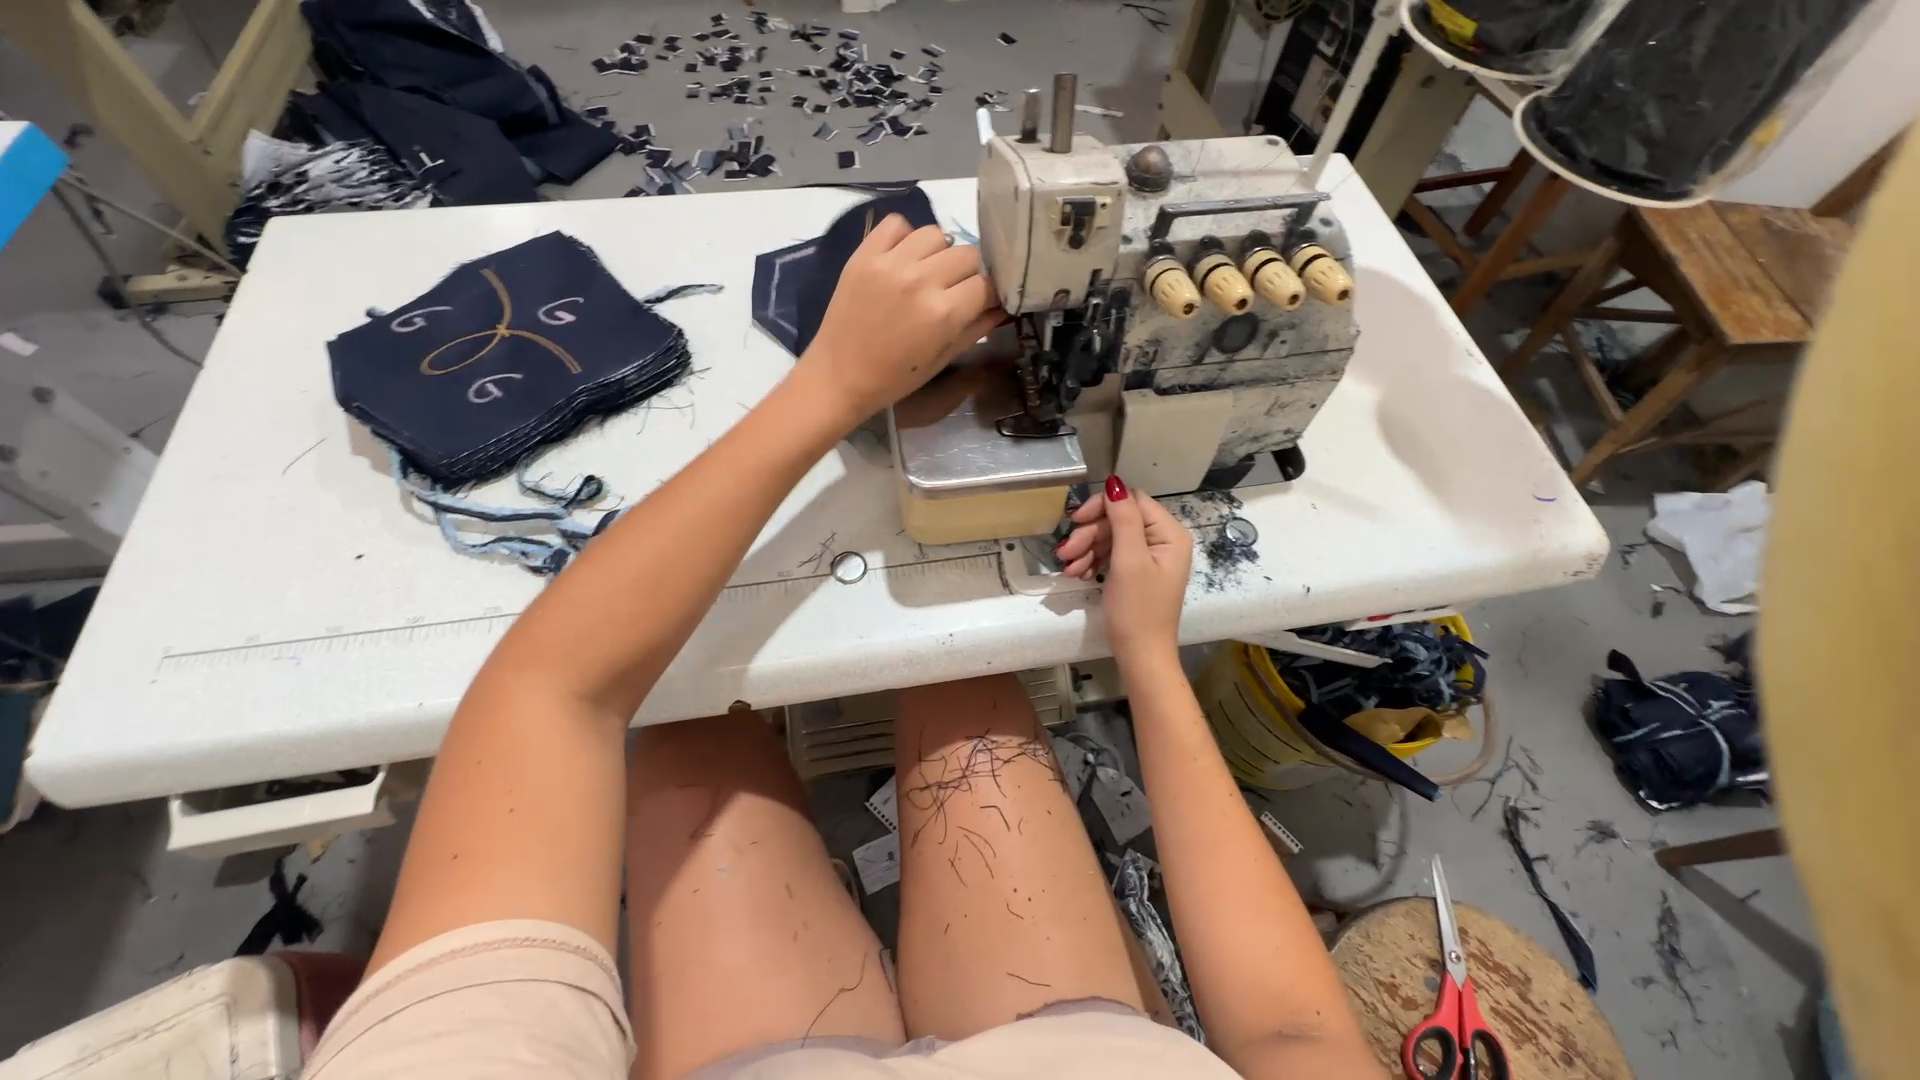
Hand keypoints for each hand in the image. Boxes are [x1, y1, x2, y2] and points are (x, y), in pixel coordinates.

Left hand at [798, 214, 1004, 423]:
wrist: (838, 377)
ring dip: (940, 252)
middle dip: (970, 272)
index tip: (984, 299)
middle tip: (956, 289)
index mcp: (943, 313)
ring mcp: (890, 263)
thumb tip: (1003, 307)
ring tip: (928, 272)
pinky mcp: (864, 254)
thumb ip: (976, 328)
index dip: (990, 292)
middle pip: (967, 253)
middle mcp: (920, 280)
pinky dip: (906, 236)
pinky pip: (897, 224)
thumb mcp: (942, 359)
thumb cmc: (894, 378)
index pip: (987, 283)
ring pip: (936, 234)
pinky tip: (903, 258)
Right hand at [1062, 475, 1193, 661]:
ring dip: (1087, 549)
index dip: (1102, 507)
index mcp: (1170, 534)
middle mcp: (1163, 541)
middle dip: (1090, 534)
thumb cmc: (1137, 610)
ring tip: (1069, 570)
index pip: (1132, 501)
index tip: (1074, 521)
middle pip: (1119, 520)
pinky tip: (1078, 574)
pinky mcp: (1137, 574)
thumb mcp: (1128, 560)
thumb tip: (1114, 482)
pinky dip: (1093, 562)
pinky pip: (1112, 556)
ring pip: (1111, 538)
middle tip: (1065, 554)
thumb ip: (1123, 519)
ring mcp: (1150, 559)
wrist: (1141, 657)